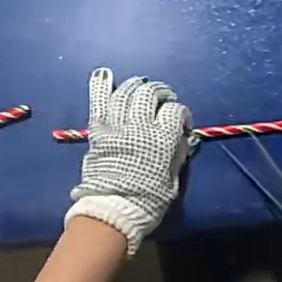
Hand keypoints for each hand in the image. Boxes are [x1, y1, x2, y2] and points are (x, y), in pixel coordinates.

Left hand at [65, 69, 192, 255]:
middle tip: (162, 97)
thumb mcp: (172, 179)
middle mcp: (139, 126)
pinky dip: (100, 85)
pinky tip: (104, 73)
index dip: (180, 113)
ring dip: (135, 86)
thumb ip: (177, 155)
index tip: (180, 121)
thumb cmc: (147, 199)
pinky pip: (98, 101)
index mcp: (162, 138)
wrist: (113, 208)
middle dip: (159, 92)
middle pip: (150, 95)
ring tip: (140, 86)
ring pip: (126, 93)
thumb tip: (183, 138)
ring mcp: (116, 126)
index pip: (175, 111)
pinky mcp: (98, 130)